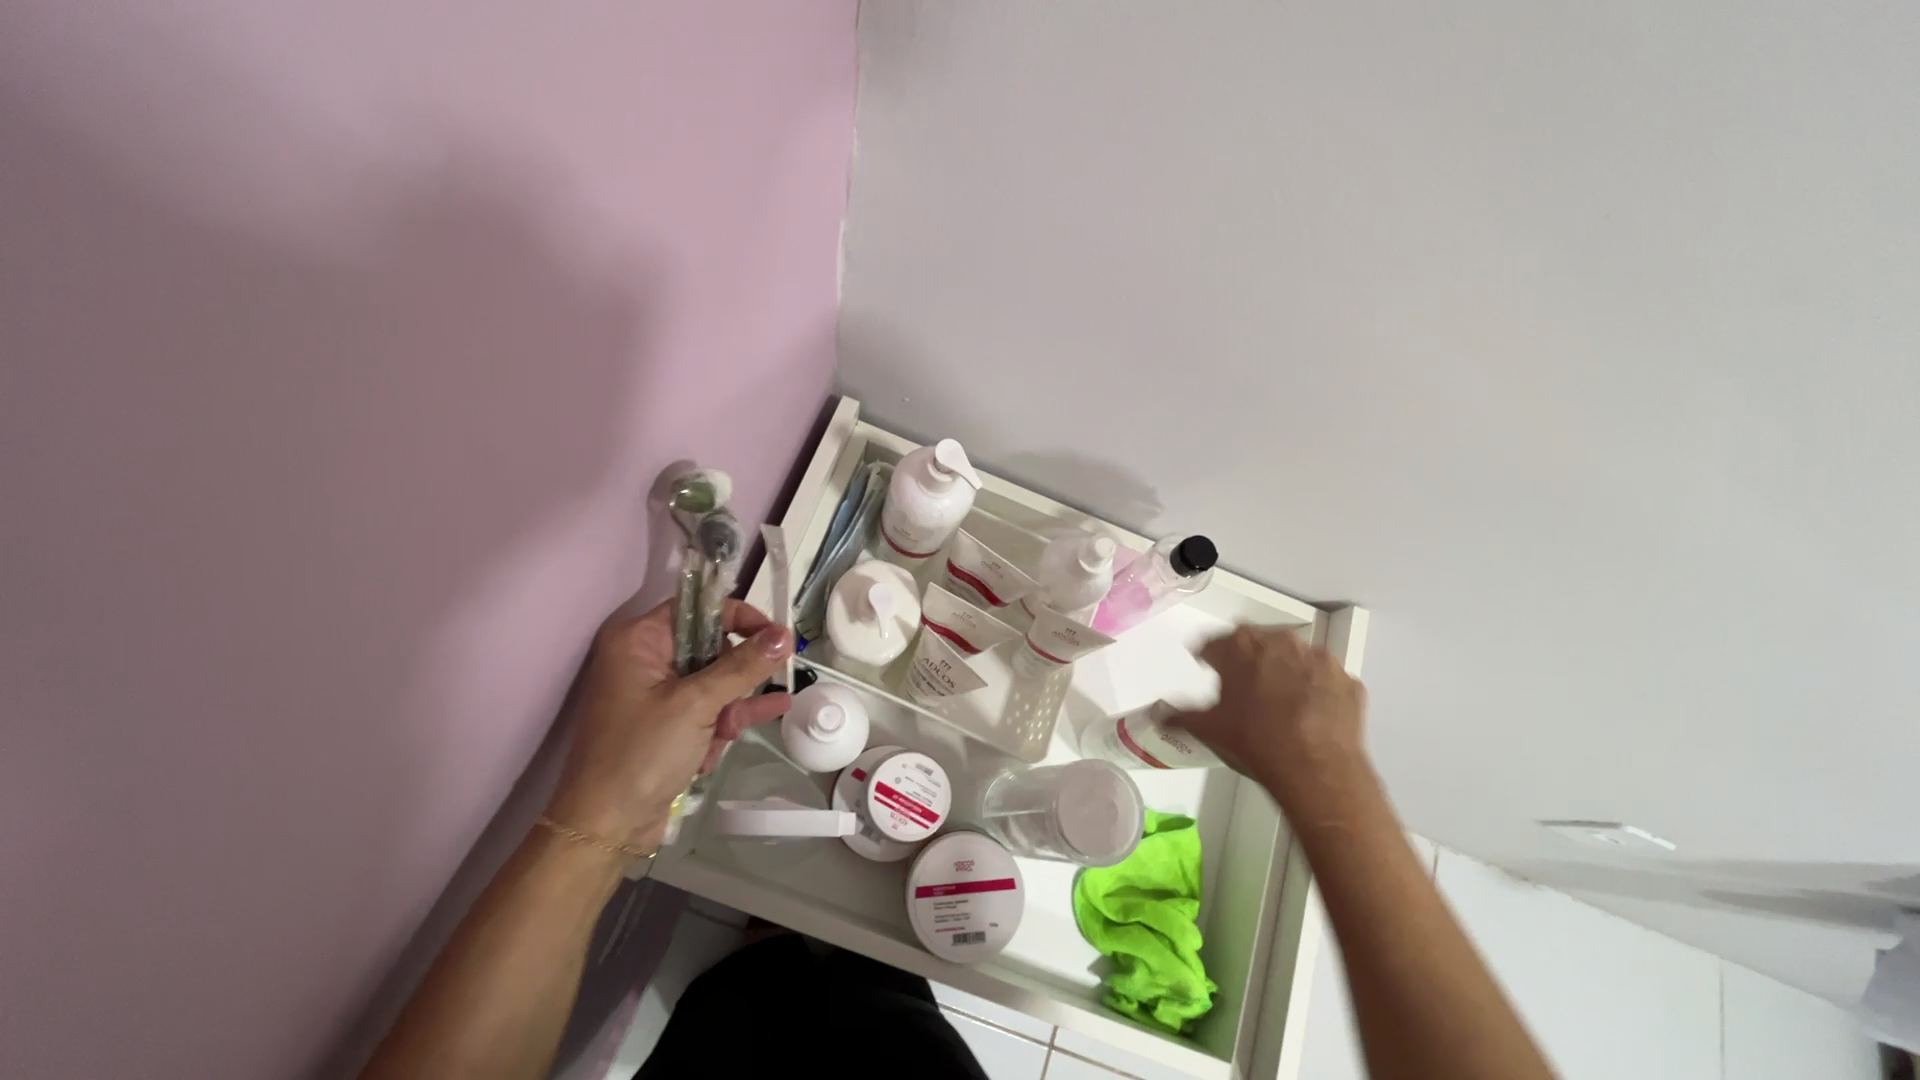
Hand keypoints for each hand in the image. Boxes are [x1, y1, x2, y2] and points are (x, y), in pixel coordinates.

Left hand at [545, 599, 792, 853]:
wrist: (606, 827)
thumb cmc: (641, 754)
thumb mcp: (697, 704)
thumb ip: (743, 666)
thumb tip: (784, 634)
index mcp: (638, 641)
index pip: (698, 609)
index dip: (740, 618)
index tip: (775, 636)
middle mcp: (644, 660)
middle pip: (711, 647)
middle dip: (734, 677)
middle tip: (746, 699)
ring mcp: (656, 695)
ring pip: (714, 682)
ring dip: (730, 706)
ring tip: (738, 728)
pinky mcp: (667, 725)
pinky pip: (708, 710)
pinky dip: (726, 720)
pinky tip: (763, 717)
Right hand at [1170, 624, 1369, 803]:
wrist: (1317, 770)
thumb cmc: (1254, 743)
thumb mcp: (1207, 729)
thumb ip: (1178, 714)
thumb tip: (1157, 712)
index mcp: (1241, 646)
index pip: (1214, 642)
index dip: (1207, 656)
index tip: (1205, 666)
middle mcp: (1281, 642)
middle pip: (1257, 643)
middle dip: (1247, 659)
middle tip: (1241, 685)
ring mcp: (1319, 659)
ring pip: (1294, 657)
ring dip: (1283, 671)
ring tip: (1278, 701)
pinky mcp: (1347, 680)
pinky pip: (1324, 680)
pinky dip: (1315, 690)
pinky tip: (1308, 714)